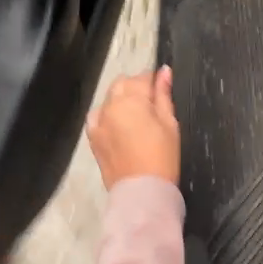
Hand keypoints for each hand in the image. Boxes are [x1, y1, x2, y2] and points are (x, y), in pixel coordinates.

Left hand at [87, 67, 180, 188]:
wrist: (142, 193)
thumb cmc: (162, 157)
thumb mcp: (169, 123)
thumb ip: (164, 94)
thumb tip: (164, 70)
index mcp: (131, 98)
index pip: (143, 77)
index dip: (155, 82)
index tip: (162, 93)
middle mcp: (111, 105)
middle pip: (123, 84)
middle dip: (136, 88)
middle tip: (151, 108)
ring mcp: (99, 120)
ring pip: (109, 98)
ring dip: (121, 100)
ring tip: (135, 119)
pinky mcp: (92, 136)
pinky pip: (97, 116)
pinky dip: (107, 115)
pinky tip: (117, 125)